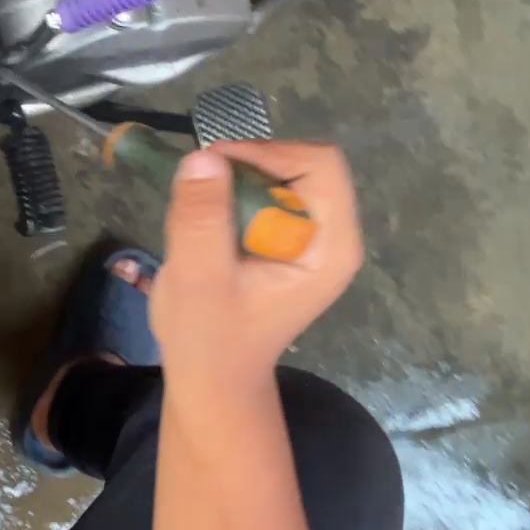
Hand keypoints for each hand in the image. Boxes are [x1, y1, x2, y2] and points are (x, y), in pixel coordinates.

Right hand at [149, 141, 363, 394]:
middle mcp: (332, 236)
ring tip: (198, 206)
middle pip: (303, 164)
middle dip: (248, 164)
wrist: (211, 376)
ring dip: (236, 178)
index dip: (266, 153)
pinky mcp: (287, 241)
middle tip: (198, 186)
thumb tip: (203, 156)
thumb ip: (201, 219)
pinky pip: (267, 193)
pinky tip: (207, 220)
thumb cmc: (208, 336)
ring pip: (283, 174)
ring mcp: (312, 239)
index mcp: (330, 247)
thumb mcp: (197, 278)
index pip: (319, 165)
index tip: (211, 166)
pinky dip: (234, 193)